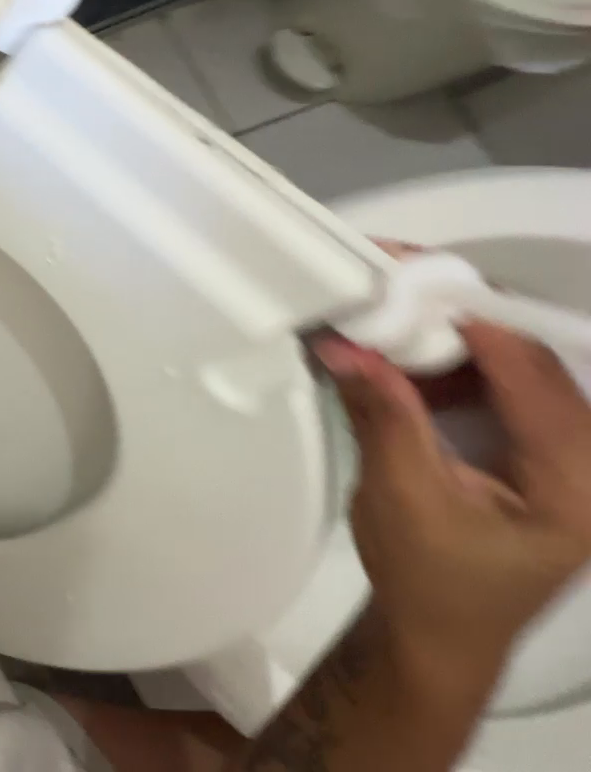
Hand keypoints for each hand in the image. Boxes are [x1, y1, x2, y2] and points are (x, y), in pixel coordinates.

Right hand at [313, 321, 590, 673]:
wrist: (440, 631)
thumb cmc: (427, 574)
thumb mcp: (400, 495)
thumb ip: (384, 418)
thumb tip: (345, 349)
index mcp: (577, 482)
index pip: (537, 379)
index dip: (479, 325)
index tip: (412, 283)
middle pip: (536, 368)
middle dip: (464, 324)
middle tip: (394, 290)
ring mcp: (570, 463)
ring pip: (521, 376)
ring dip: (456, 345)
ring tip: (392, 321)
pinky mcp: (541, 461)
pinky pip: (506, 396)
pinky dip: (455, 371)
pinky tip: (409, 363)